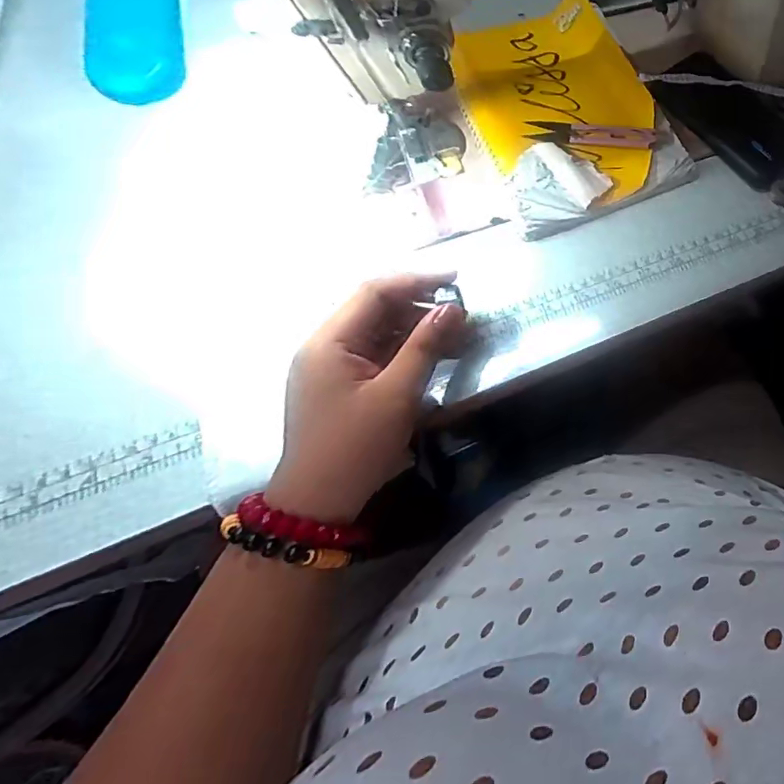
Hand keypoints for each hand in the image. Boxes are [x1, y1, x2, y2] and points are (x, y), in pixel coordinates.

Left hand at [266, 274, 468, 522]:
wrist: (318, 503)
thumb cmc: (355, 445)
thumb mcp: (397, 394)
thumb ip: (425, 346)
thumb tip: (453, 308)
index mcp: (329, 342)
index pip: (374, 292)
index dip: (417, 280)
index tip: (457, 281)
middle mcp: (326, 347)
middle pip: (378, 310)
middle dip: (423, 309)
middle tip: (465, 319)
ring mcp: (332, 368)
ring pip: (382, 333)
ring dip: (419, 331)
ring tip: (460, 339)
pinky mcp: (343, 386)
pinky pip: (379, 355)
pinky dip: (409, 352)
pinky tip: (437, 359)